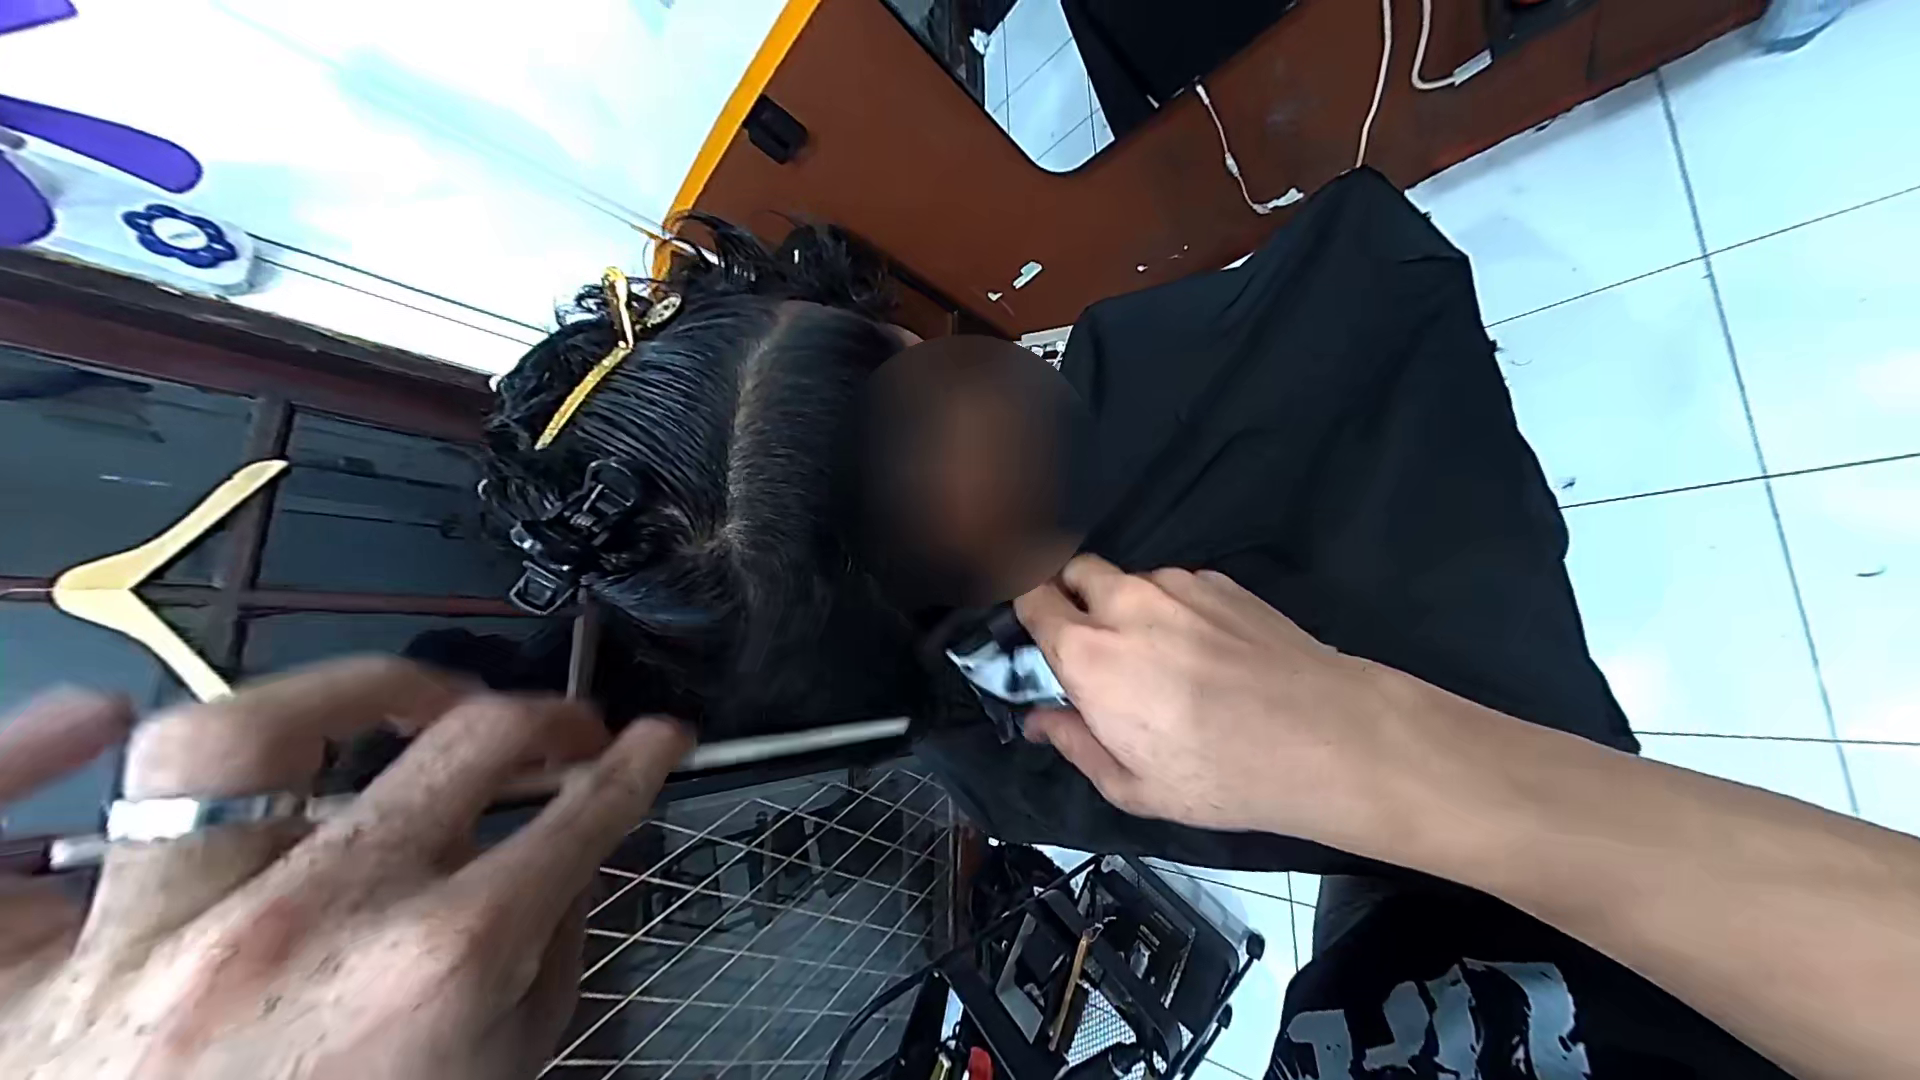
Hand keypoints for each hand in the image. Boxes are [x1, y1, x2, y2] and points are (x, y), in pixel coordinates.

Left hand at [0, 659, 692, 1079]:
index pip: (587, 810)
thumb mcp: (503, 1068)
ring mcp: (155, 940)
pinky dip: (15, 760)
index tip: (664, 735)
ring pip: (246, 734)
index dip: (645, 757)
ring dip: (359, 691)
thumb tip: (567, 850)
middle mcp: (313, 922)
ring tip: (413, 705)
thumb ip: (548, 947)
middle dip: (550, 715)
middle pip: (471, 740)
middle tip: (569, 727)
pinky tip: (83, 715)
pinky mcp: (27, 979)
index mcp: (444, 964)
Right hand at [1014, 555, 1406, 836]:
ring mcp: (1174, 585)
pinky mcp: (1217, 580)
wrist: (1327, 737)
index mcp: (1089, 654)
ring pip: (1126, 577)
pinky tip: (1206, 644)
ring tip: (1161, 648)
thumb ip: (1072, 743)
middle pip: (1071, 570)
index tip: (1037, 628)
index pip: (1030, 598)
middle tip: (1092, 637)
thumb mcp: (1133, 785)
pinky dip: (1172, 605)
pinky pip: (1174, 583)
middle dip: (1070, 595)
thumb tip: (1037, 719)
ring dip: (1125, 603)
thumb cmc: (1220, 774)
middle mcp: (1123, 604)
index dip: (1027, 609)